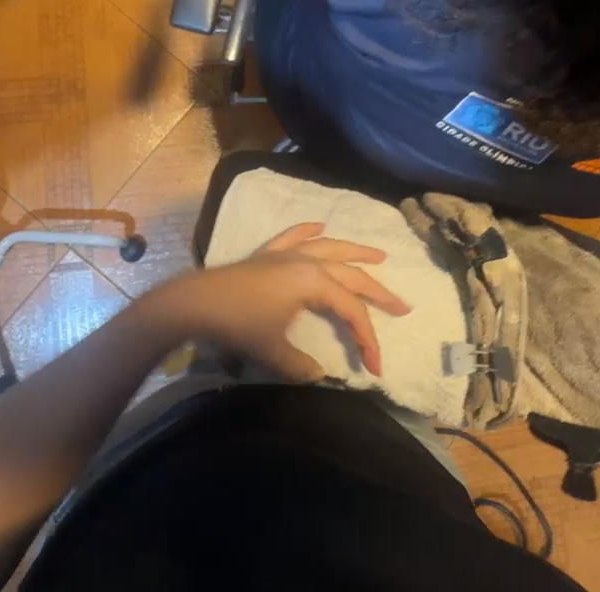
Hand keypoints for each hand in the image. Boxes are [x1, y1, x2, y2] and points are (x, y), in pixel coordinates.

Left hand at [143, 223, 409, 378]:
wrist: (196, 302)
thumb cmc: (238, 326)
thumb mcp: (274, 353)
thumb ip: (301, 366)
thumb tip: (319, 374)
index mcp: (313, 283)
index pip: (351, 312)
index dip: (368, 339)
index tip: (375, 368)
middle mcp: (306, 262)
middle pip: (351, 275)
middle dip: (378, 292)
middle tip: (403, 305)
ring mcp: (286, 254)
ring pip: (329, 247)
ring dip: (355, 250)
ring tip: (379, 255)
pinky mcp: (266, 254)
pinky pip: (293, 236)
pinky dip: (308, 230)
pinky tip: (319, 225)